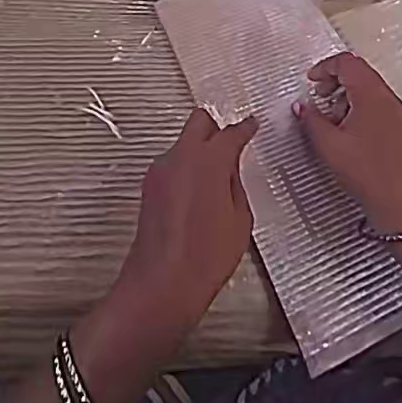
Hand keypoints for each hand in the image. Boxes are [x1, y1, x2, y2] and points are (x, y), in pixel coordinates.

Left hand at [112, 109, 258, 333]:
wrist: (162, 281)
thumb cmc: (206, 256)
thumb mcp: (239, 220)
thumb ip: (235, 184)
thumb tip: (229, 170)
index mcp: (208, 160)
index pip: (230, 132)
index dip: (245, 127)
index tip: (252, 125)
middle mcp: (180, 156)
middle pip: (199, 121)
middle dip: (217, 128)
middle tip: (231, 145)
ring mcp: (160, 168)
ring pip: (184, 143)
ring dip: (199, 151)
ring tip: (215, 182)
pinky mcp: (149, 183)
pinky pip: (173, 163)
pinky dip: (186, 169)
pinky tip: (197, 196)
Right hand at [295, 53, 401, 232]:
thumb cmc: (372, 176)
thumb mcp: (328, 144)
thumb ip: (310, 119)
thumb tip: (302, 108)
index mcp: (371, 96)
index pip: (347, 63)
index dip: (325, 67)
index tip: (313, 79)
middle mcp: (388, 100)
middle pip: (359, 71)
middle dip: (334, 78)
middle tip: (318, 92)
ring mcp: (396, 114)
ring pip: (368, 87)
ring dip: (345, 93)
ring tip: (330, 116)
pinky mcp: (399, 128)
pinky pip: (376, 103)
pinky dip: (357, 105)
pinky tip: (346, 129)